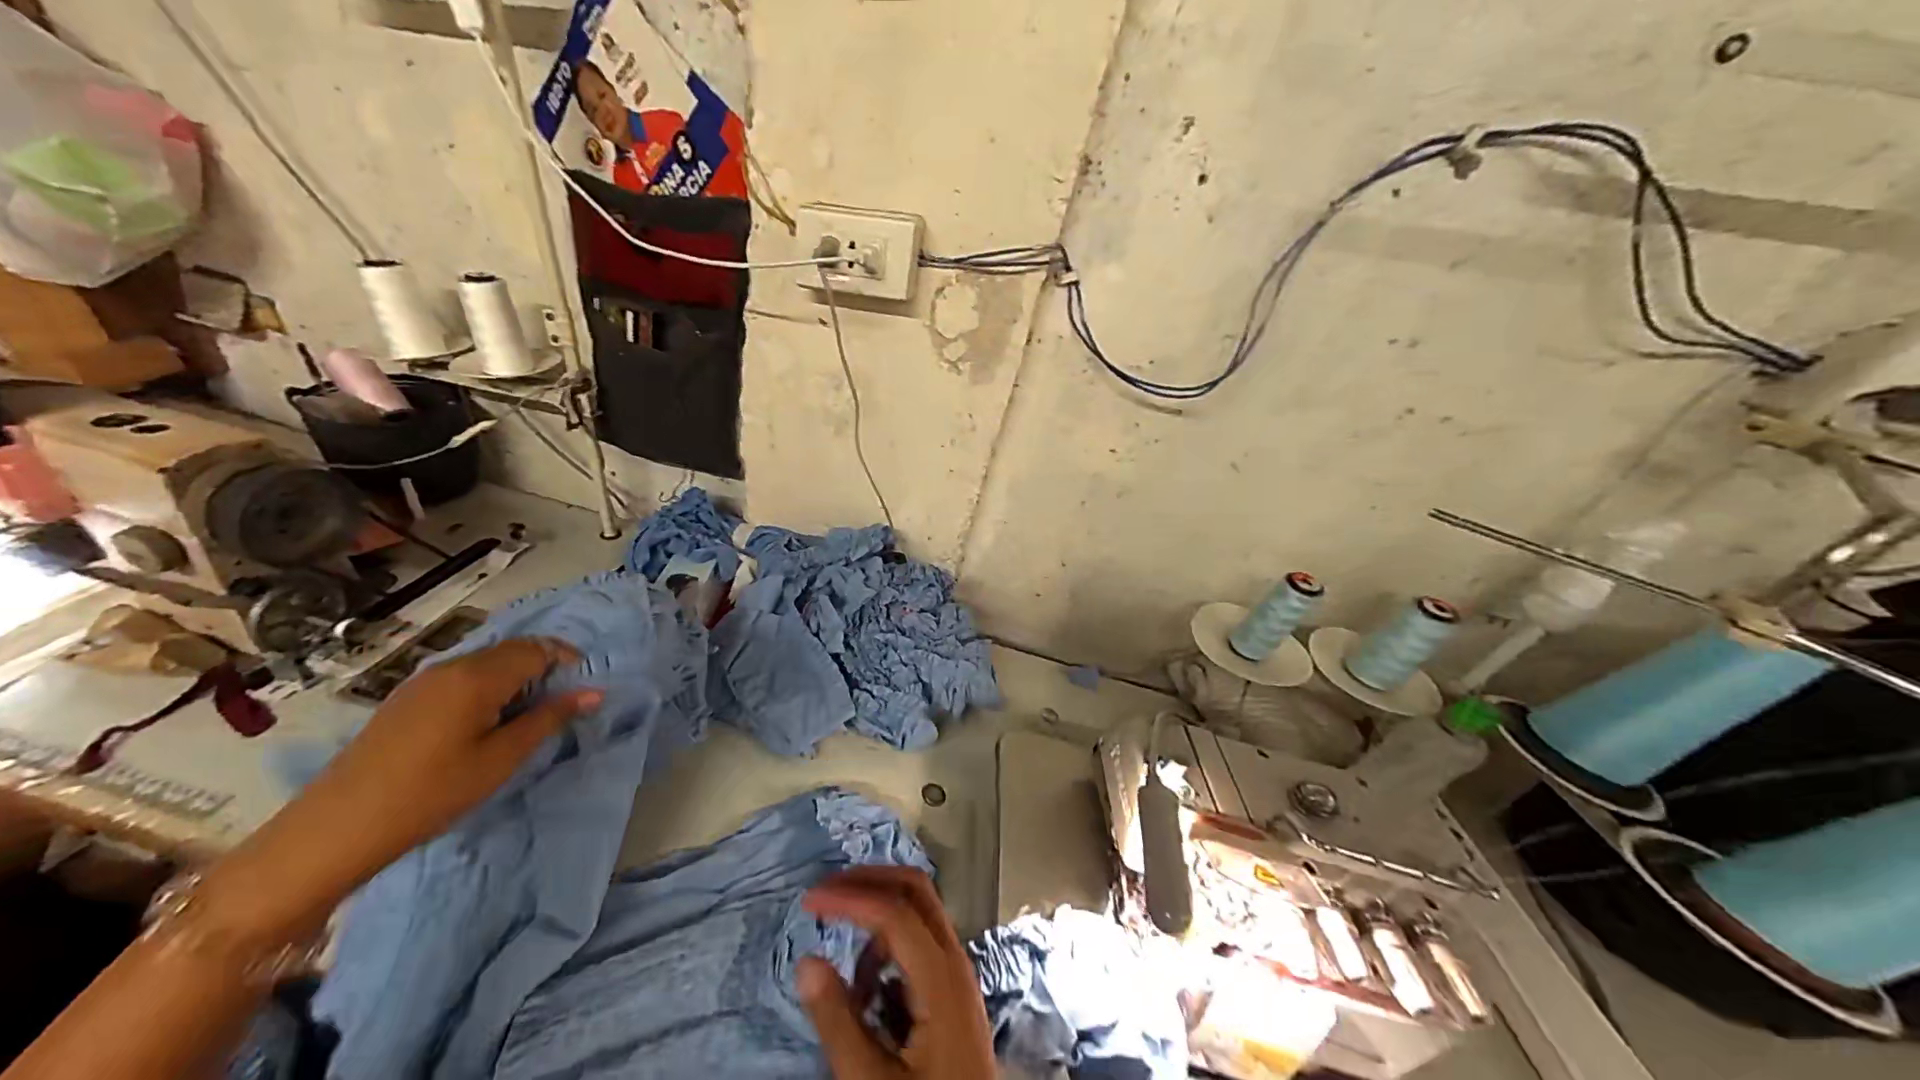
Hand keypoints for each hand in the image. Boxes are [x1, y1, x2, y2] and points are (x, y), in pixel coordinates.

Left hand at [201, 638, 600, 947]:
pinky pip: (461, 677)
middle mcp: (450, 667)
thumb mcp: (501, 758)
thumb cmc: (432, 792)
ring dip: (514, 679)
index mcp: (477, 676)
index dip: (566, 661)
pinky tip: (485, 723)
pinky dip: (487, 688)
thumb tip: (593, 692)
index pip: (536, 649)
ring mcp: (423, 681)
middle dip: (543, 668)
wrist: (337, 828)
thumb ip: (549, 719)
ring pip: (485, 663)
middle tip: (560, 704)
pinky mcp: (406, 699)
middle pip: (510, 650)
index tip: (582, 689)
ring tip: (525, 718)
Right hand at [799, 867, 995, 1079]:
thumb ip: (838, 1020)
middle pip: (915, 892)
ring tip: (847, 984)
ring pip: (917, 917)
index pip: (895, 912)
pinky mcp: (951, 991)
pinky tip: (868, 1001)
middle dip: (868, 884)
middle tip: (825, 895)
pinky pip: (917, 948)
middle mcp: (954, 961)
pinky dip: (887, 955)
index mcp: (941, 976)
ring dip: (875, 929)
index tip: (807, 902)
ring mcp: (956, 974)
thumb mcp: (871, 1079)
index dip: (850, 898)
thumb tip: (807, 961)